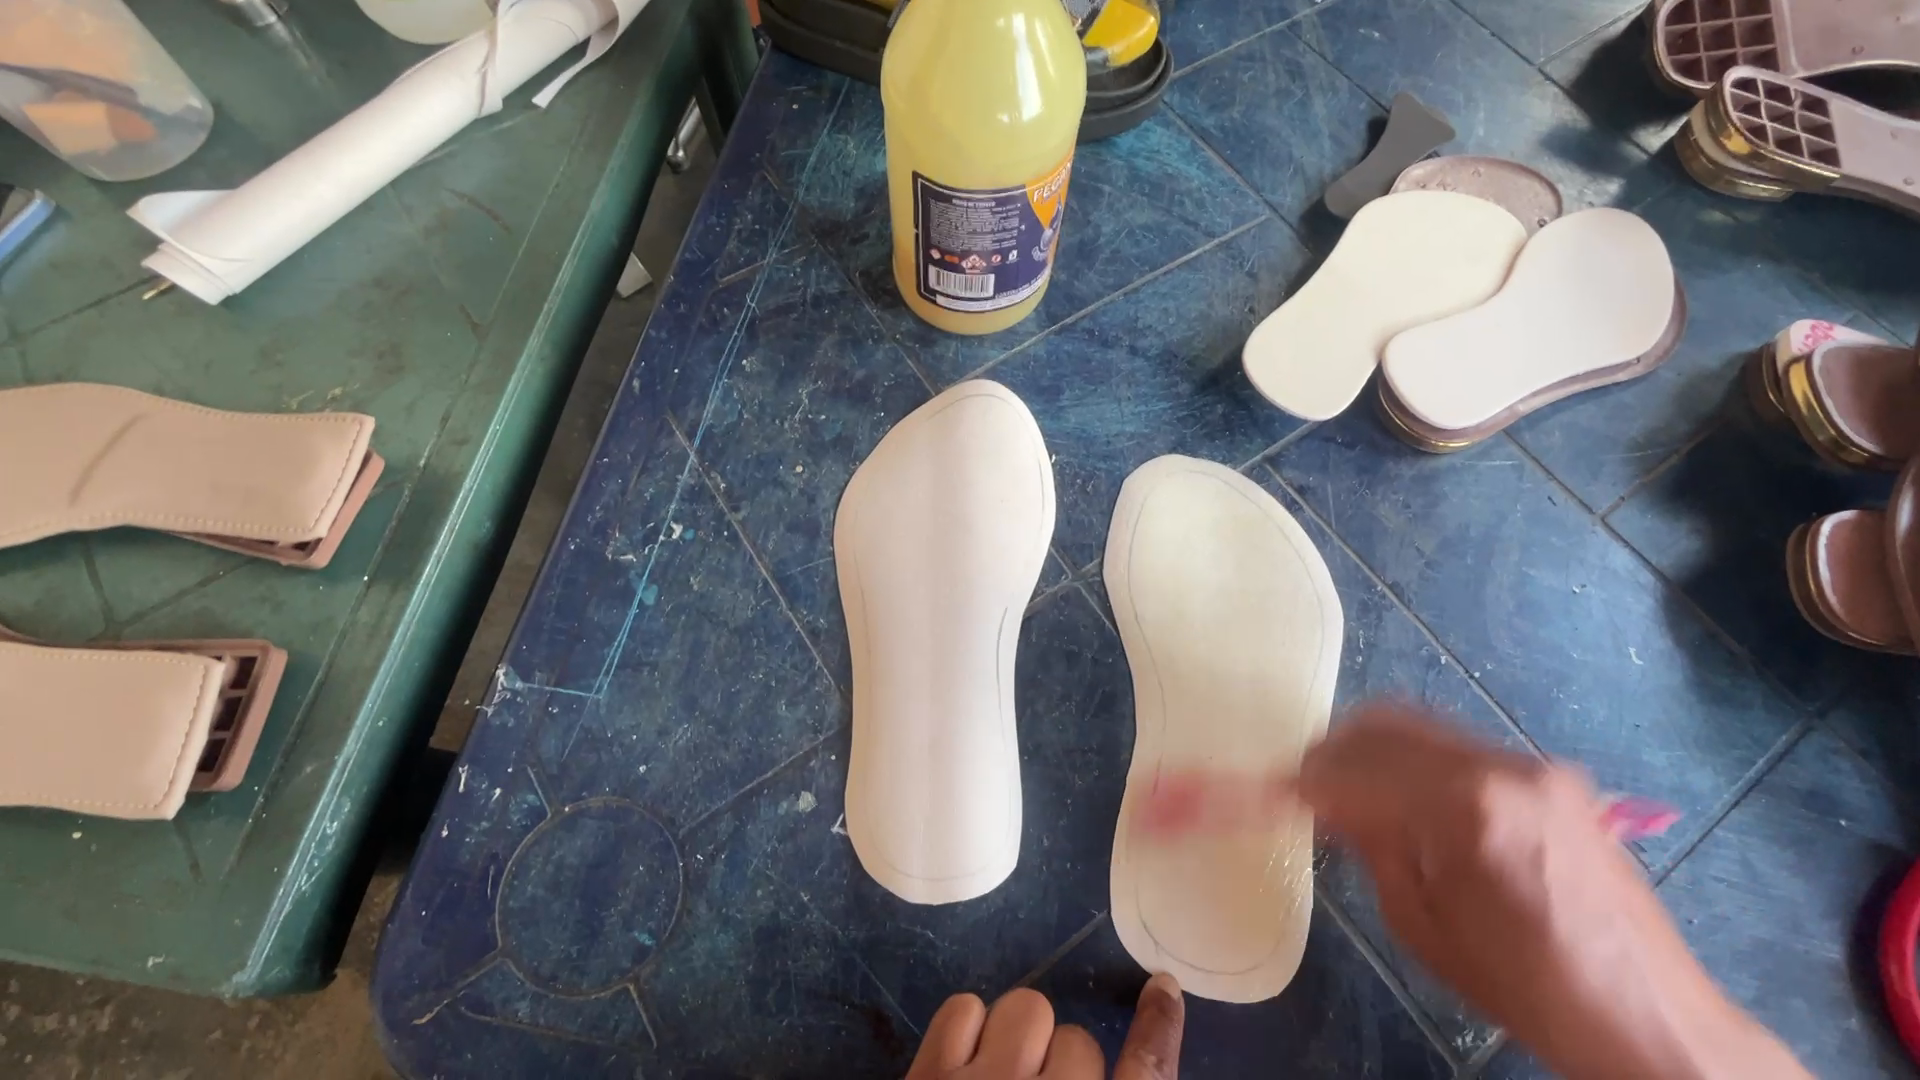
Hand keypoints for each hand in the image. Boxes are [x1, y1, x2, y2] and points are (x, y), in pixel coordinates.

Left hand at [905, 974, 1183, 1079]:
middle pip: (1078, 1042)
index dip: (1158, 1029)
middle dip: (1066, 1066)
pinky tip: (966, 1066)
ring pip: (1025, 1009)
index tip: (1161, 989)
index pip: (1145, 1078)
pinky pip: (964, 1007)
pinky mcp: (927, 1078)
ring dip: (1020, 1039)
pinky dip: (969, 1028)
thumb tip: (1107, 1076)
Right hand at [1296, 703, 1809, 1079]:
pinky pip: (1453, 744)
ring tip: (1343, 786)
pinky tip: (1399, 792)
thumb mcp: (1418, 920)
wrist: (1645, 1013)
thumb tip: (1325, 801)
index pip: (1353, 769)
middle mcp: (1500, 764)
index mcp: (1465, 806)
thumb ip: (1370, 842)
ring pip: (1416, 725)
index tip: (1269, 789)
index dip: (1302, 780)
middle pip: (1382, 725)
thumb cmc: (1521, 982)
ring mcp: (1529, 761)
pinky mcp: (1546, 771)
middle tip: (1301, 783)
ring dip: (1368, 749)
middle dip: (1330, 752)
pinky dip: (1410, 757)